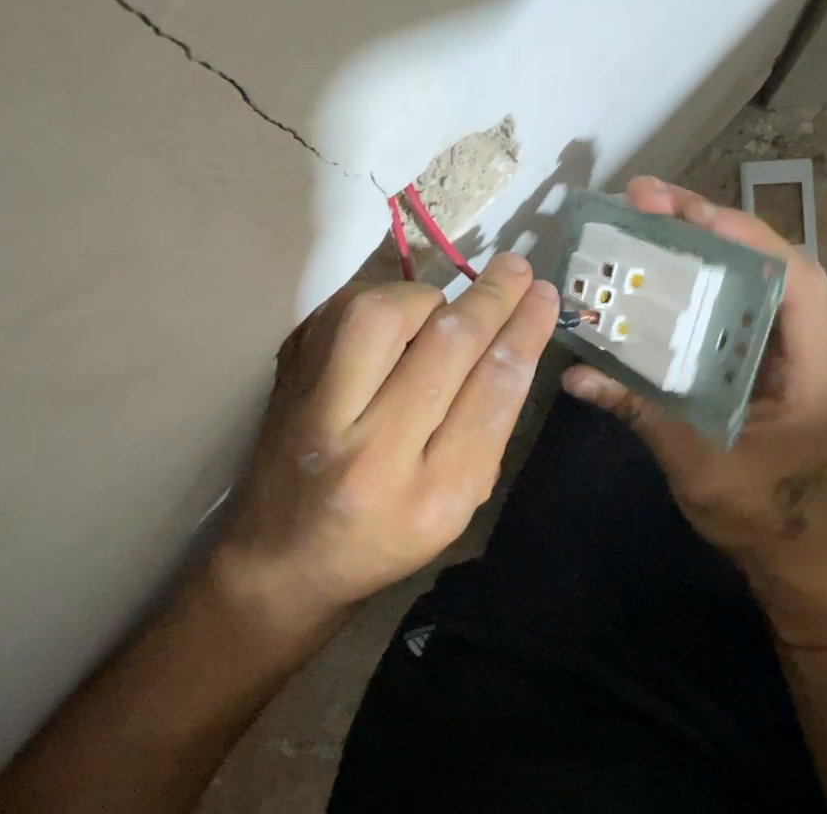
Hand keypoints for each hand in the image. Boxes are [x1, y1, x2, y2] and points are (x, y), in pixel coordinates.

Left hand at [214, 254, 558, 628]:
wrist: (282, 556)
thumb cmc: (383, 537)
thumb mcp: (455, 504)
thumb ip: (487, 427)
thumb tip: (513, 337)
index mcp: (430, 495)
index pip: (491, 391)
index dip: (524, 332)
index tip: (543, 295)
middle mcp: (370, 450)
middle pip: (444, 346)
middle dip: (490, 299)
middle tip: (516, 270)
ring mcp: (317, 408)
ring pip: (379, 314)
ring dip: (426, 297)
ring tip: (444, 308)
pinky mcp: (287, 377)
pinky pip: (339, 311)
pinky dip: (379, 301)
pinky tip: (397, 318)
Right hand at [561, 177, 826, 640]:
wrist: (786, 553)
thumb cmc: (758, 513)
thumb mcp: (698, 465)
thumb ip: (642, 413)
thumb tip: (576, 375)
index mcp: (811, 370)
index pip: (795, 282)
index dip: (748, 239)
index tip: (690, 215)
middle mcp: (802, 348)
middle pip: (769, 264)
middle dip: (714, 224)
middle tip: (649, 198)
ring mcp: (779, 352)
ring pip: (751, 278)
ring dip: (705, 243)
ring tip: (648, 215)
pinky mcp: (755, 361)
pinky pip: (731, 304)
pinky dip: (700, 278)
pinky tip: (660, 266)